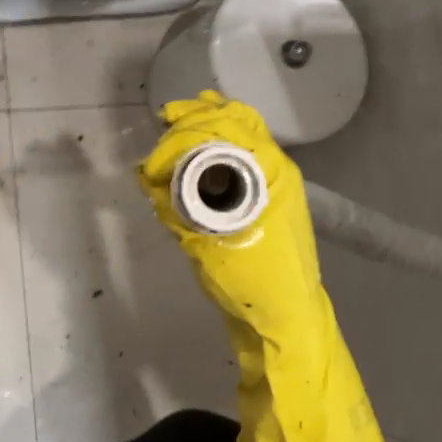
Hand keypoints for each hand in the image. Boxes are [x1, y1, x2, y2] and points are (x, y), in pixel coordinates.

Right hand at [139, 92, 387, 441]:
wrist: (287, 322)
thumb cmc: (256, 283)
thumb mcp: (213, 244)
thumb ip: (182, 209)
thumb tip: (153, 182)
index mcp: (272, 174)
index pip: (228, 127)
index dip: (185, 134)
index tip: (153, 164)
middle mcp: (276, 170)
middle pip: (237, 121)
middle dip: (196, 118)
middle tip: (163, 121)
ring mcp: (273, 183)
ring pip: (239, 134)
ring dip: (204, 128)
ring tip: (172, 129)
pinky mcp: (264, 199)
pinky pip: (238, 157)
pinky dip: (212, 147)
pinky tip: (190, 156)